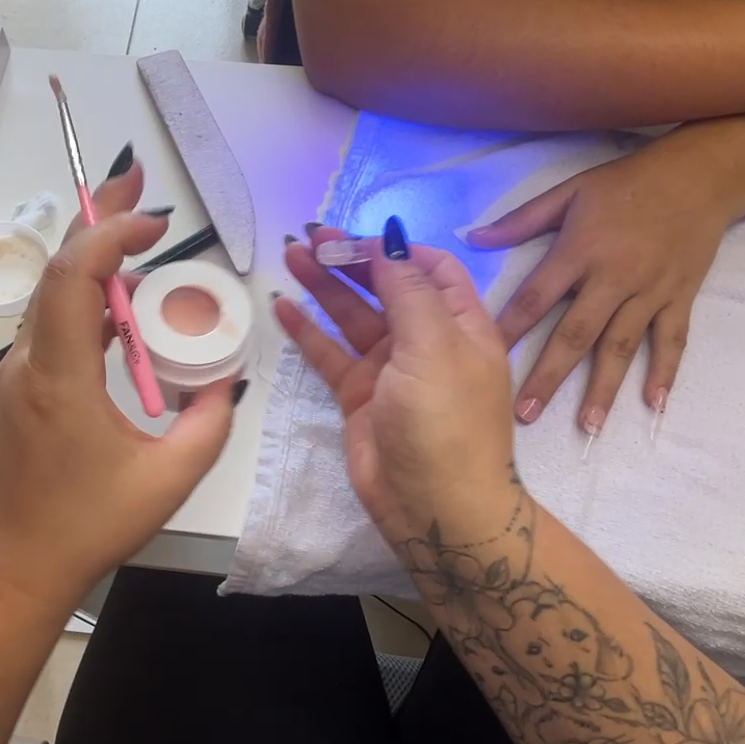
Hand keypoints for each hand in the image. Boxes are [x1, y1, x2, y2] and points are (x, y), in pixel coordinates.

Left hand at [0, 164, 239, 620]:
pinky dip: (86, 302)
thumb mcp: (170, 477)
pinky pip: (52, 327)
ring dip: (95, 261)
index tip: (158, 221)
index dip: (113, 235)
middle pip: (58, 269)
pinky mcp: (20, 391)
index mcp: (60, 378)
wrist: (18, 567)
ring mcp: (18, 376)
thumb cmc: (90, 526)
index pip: (75, 277)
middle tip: (136, 176)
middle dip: (99, 217)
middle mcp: (29, 364)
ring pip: (53, 296)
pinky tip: (122, 310)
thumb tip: (228, 379)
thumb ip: (210, 421)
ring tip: (142, 240)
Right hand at [278, 223, 516, 540]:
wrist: (434, 505)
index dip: (393, 249)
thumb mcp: (434, 345)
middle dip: (350, 261)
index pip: (430, 269)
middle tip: (311, 238)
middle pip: (385, 287)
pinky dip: (308, 331)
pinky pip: (330, 354)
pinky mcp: (360, 396)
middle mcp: (426, 341)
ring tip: (292, 256)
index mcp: (460, 324)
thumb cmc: (445, 420)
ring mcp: (390, 370)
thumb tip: (391, 241)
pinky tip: (284, 307)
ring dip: (324, 287)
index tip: (354, 238)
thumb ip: (408, 289)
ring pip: (353, 316)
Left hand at [468, 119, 744, 432]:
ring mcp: (650, 291)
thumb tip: (472, 237)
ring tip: (586, 426)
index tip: (484, 361)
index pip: (536, 298)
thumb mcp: (569, 192)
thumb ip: (521, 220)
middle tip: (525, 414)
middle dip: (549, 376)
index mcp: (579, 251)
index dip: (511, 330)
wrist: (704, 173)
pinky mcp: (681, 297)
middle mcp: (613, 277)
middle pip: (575, 334)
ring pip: (621, 346)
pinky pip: (673, 340)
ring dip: (603, 388)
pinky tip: (654, 405)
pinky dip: (665, 372)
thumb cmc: (625, 184)